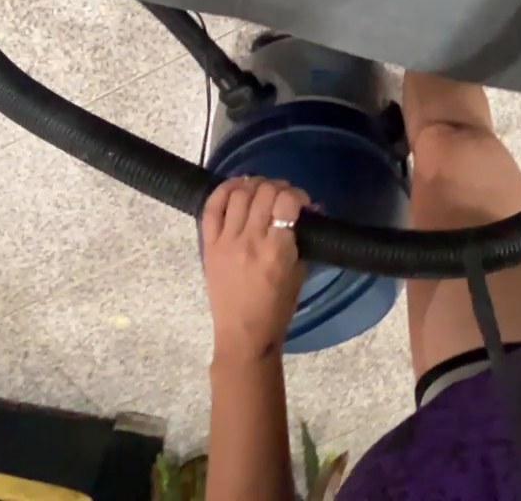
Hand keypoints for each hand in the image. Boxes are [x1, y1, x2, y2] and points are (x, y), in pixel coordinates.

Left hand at [201, 177, 308, 362]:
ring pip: (239, 194)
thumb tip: (311, 209)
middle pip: (264, 192)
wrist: (243, 337)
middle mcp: (250, 241)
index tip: (302, 202)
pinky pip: (212, 208)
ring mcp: (226, 242)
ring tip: (262, 188)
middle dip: (279, 186)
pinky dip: (224, 190)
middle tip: (283, 195)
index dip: (298, 194)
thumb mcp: (300, 272)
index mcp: (276, 251)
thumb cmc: (277, 309)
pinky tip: (236, 186)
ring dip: (254, 184)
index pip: (287, 202)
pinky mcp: (209, 246)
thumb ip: (302, 238)